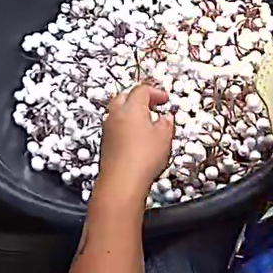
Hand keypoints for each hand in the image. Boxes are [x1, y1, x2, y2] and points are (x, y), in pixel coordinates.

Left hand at [95, 85, 173, 207]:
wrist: (122, 181)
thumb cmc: (141, 159)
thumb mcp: (164, 138)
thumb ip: (166, 123)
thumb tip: (166, 119)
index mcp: (131, 108)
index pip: (142, 90)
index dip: (155, 92)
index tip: (164, 99)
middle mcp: (116, 115)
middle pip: (125, 97)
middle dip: (139, 99)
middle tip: (153, 105)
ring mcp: (108, 129)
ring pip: (118, 112)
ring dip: (131, 113)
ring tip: (146, 123)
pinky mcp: (106, 143)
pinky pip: (115, 128)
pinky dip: (125, 127)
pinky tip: (136, 139)